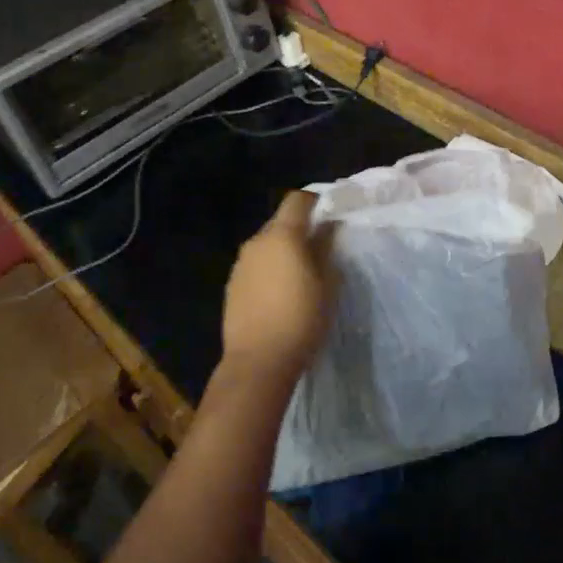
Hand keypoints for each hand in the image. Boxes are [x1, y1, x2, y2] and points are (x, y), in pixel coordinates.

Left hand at [220, 191, 333, 382]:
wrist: (258, 362)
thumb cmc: (301, 319)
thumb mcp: (327, 284)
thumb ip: (327, 249)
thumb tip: (328, 227)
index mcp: (282, 236)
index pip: (297, 200)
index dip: (315, 202)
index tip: (331, 214)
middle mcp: (256, 242)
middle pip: (280, 222)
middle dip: (300, 229)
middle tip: (320, 249)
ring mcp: (240, 264)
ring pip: (266, 245)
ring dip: (283, 251)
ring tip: (301, 274)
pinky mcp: (231, 286)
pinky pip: (255, 266)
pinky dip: (269, 270)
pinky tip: (279, 294)